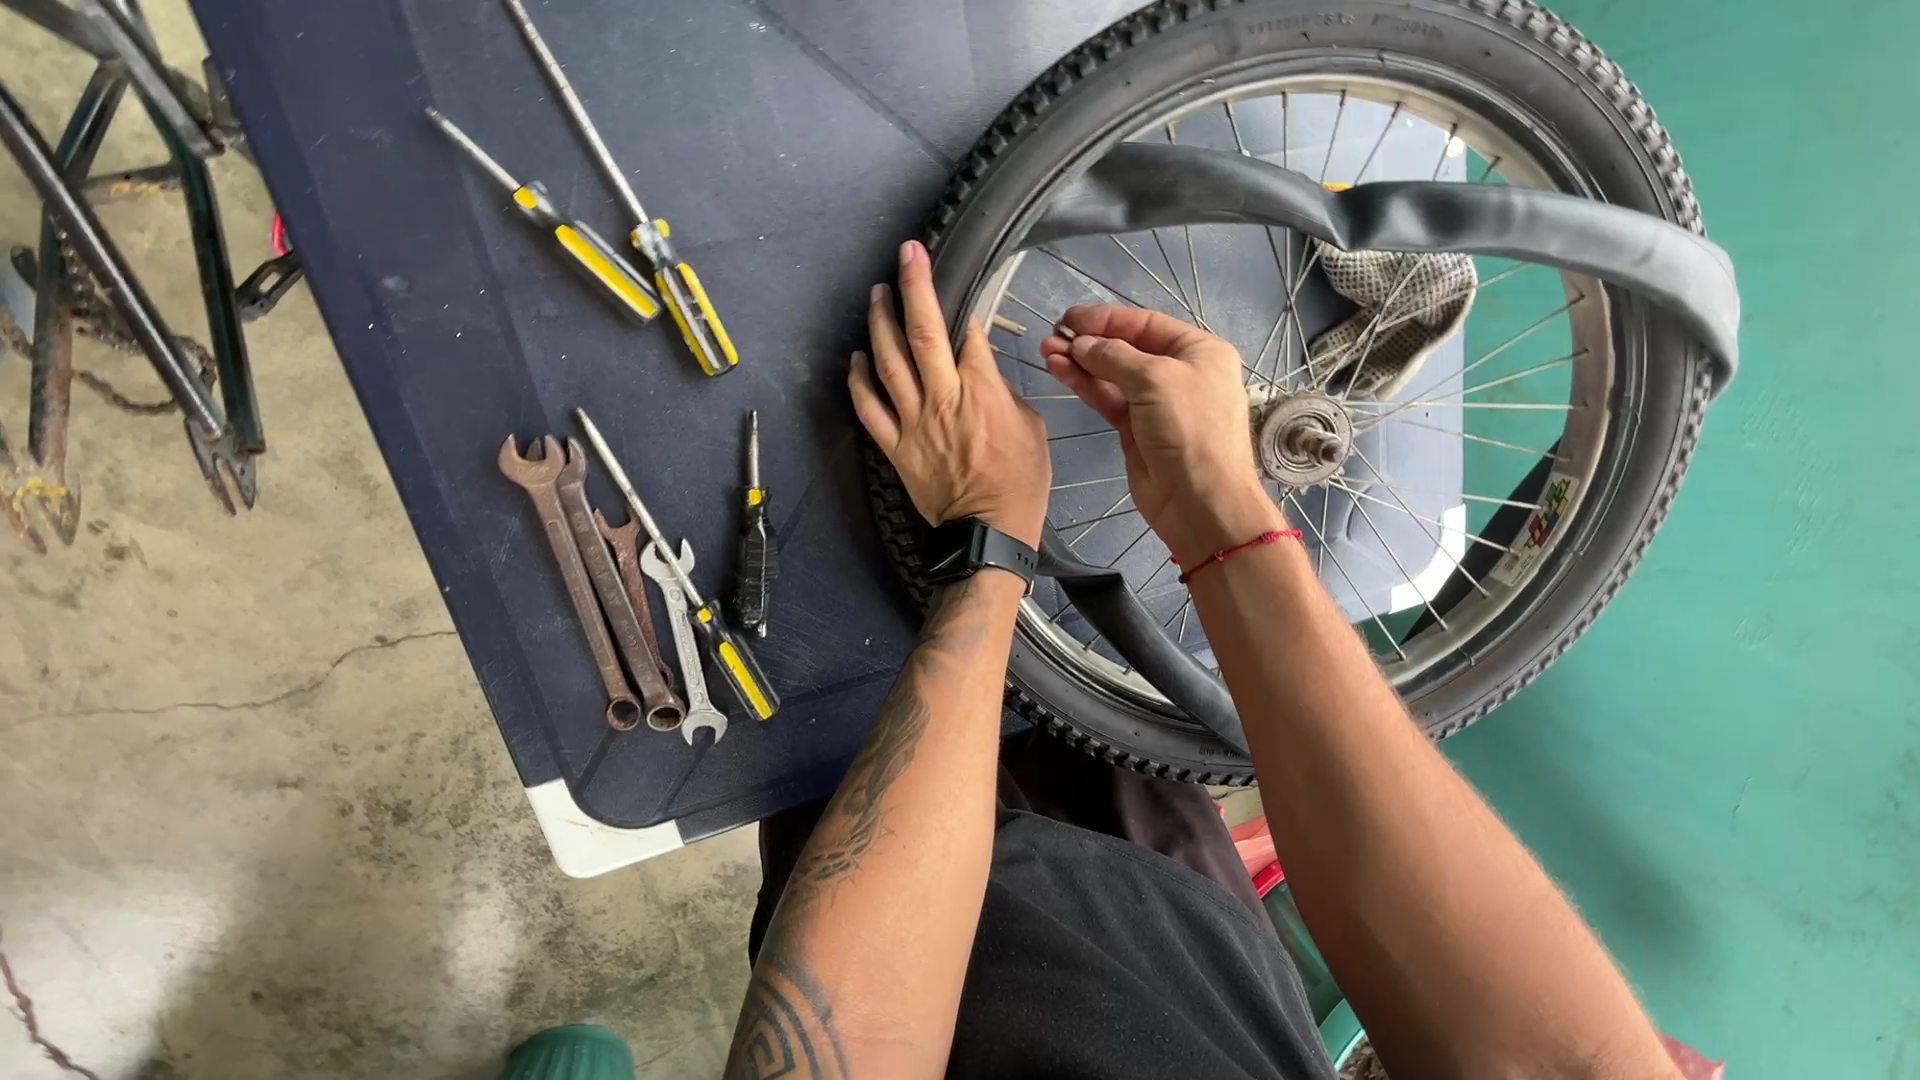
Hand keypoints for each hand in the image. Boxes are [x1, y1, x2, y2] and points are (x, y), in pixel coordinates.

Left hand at [850, 240, 1049, 546]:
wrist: (989, 533)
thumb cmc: (1020, 483)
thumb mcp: (1031, 429)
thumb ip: (1003, 394)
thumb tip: (983, 376)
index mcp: (981, 391)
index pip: (965, 333)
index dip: (959, 302)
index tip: (952, 280)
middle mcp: (942, 397)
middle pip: (921, 331)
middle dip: (913, 285)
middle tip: (906, 253)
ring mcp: (913, 421)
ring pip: (888, 361)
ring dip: (880, 322)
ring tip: (877, 294)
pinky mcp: (895, 446)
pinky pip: (868, 407)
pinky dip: (859, 380)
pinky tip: (857, 357)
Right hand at [1040, 305, 1283, 566]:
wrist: (1199, 500)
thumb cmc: (1189, 429)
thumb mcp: (1156, 379)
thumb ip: (1114, 356)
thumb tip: (1080, 344)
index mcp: (1198, 351)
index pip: (1146, 324)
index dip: (1107, 319)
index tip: (1069, 318)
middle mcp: (1178, 373)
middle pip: (1126, 348)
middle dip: (1089, 342)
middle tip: (1052, 337)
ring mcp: (1155, 403)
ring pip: (1111, 375)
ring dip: (1080, 363)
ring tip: (1047, 353)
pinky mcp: (1135, 429)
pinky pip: (1107, 399)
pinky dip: (1085, 385)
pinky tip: (1061, 372)